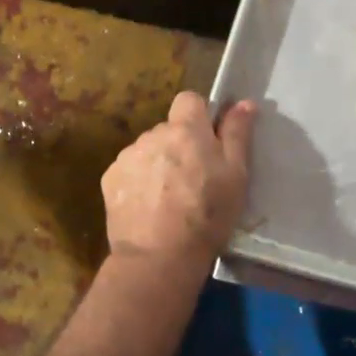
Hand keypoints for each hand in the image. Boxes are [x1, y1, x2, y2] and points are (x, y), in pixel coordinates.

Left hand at [101, 93, 256, 264]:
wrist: (160, 256)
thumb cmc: (208, 214)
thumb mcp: (236, 175)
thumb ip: (237, 134)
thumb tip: (245, 103)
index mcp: (186, 129)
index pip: (189, 100)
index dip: (200, 116)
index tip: (209, 141)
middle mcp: (153, 134)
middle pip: (169, 129)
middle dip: (181, 145)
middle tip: (195, 178)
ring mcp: (128, 156)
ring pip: (149, 150)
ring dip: (160, 163)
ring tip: (171, 196)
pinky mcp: (110, 179)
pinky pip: (130, 170)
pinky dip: (140, 181)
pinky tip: (150, 206)